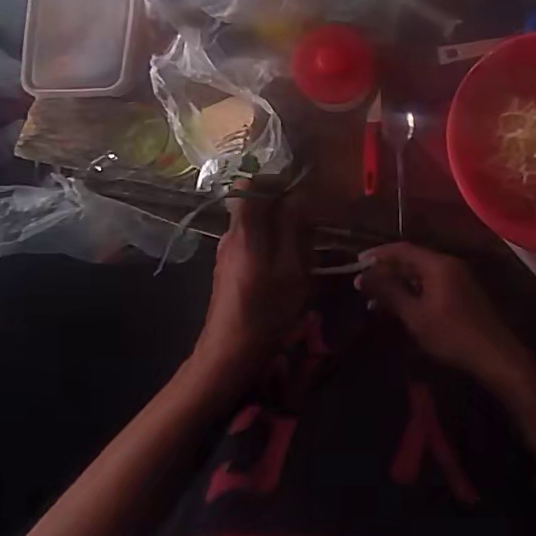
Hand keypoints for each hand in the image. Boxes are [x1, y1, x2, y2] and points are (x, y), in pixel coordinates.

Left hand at [191, 196, 308, 385]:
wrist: (230, 352)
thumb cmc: (266, 311)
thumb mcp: (292, 271)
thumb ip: (293, 230)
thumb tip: (296, 196)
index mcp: (244, 230)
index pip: (251, 184)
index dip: (275, 183)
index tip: (300, 195)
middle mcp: (230, 234)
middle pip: (255, 205)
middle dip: (283, 211)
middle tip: (309, 230)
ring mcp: (226, 251)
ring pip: (256, 226)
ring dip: (280, 232)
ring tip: (303, 255)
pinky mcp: (227, 267)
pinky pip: (252, 244)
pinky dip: (271, 248)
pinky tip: (286, 271)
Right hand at [356, 242, 529, 388]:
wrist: (498, 359)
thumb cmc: (453, 335)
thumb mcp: (415, 315)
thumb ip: (389, 293)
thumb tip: (363, 278)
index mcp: (437, 264)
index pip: (401, 249)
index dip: (377, 255)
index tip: (357, 263)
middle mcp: (448, 265)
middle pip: (410, 260)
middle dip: (385, 271)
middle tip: (363, 284)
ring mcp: (458, 279)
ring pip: (420, 274)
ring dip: (397, 284)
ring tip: (376, 300)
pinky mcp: (462, 294)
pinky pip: (430, 284)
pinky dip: (412, 292)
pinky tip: (400, 307)